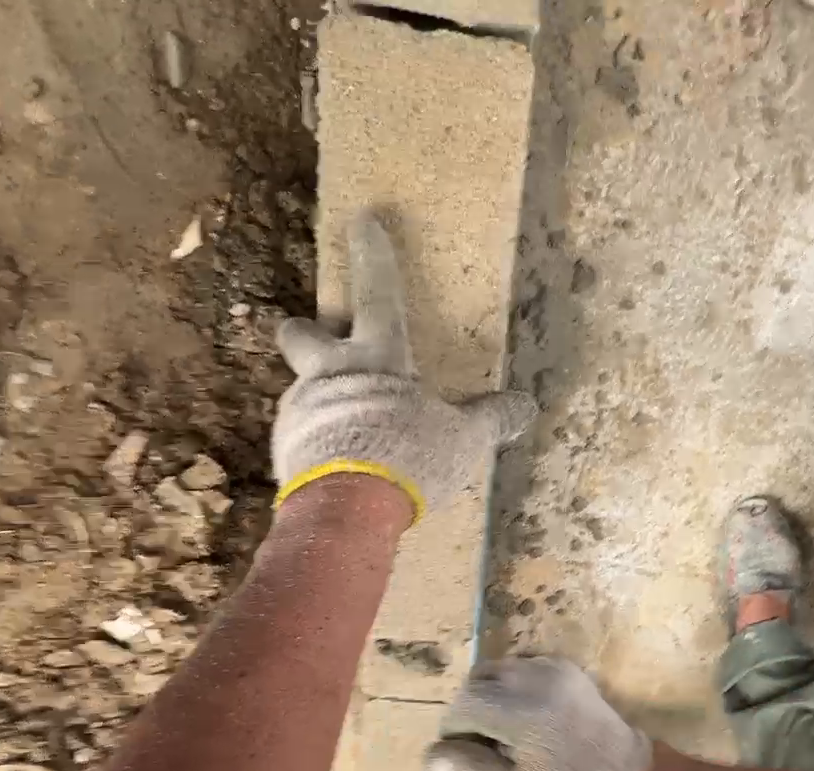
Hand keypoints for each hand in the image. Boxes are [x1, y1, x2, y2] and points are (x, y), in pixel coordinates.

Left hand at [273, 210, 536, 522]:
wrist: (348, 507)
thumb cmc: (408, 455)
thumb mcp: (462, 438)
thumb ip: (491, 419)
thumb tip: (527, 407)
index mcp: (377, 357)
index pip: (378, 292)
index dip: (373, 255)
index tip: (363, 221)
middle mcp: (330, 372)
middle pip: (301, 333)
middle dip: (306, 330)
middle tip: (321, 341)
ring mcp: (301, 409)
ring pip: (302, 387)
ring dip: (322, 397)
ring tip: (351, 427)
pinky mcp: (286, 447)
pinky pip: (302, 433)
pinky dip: (320, 439)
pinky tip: (341, 462)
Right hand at [423, 658, 653, 770]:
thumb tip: (430, 758)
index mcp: (522, 712)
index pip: (462, 705)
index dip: (454, 733)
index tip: (465, 759)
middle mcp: (536, 678)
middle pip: (476, 682)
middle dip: (469, 712)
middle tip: (484, 749)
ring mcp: (553, 668)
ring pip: (497, 671)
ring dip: (489, 697)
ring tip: (504, 734)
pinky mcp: (565, 667)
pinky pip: (521, 667)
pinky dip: (512, 688)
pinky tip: (524, 719)